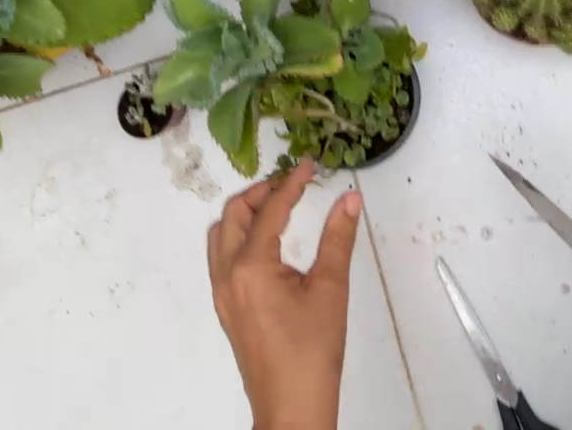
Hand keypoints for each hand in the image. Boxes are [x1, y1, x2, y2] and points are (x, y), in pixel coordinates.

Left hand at [208, 158, 364, 429]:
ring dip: (246, 213)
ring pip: (221, 235)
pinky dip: (240, 236)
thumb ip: (338, 238)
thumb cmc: (313, 350)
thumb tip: (350, 198)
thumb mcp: (331, 289)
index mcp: (250, 267)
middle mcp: (227, 275)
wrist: (293, 408)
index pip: (270, 211)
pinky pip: (223, 256)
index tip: (309, 165)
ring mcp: (223, 293)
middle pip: (233, 215)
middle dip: (261, 193)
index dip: (291, 183)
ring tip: (279, 206)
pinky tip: (268, 241)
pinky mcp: (227, 307)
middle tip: (292, 184)